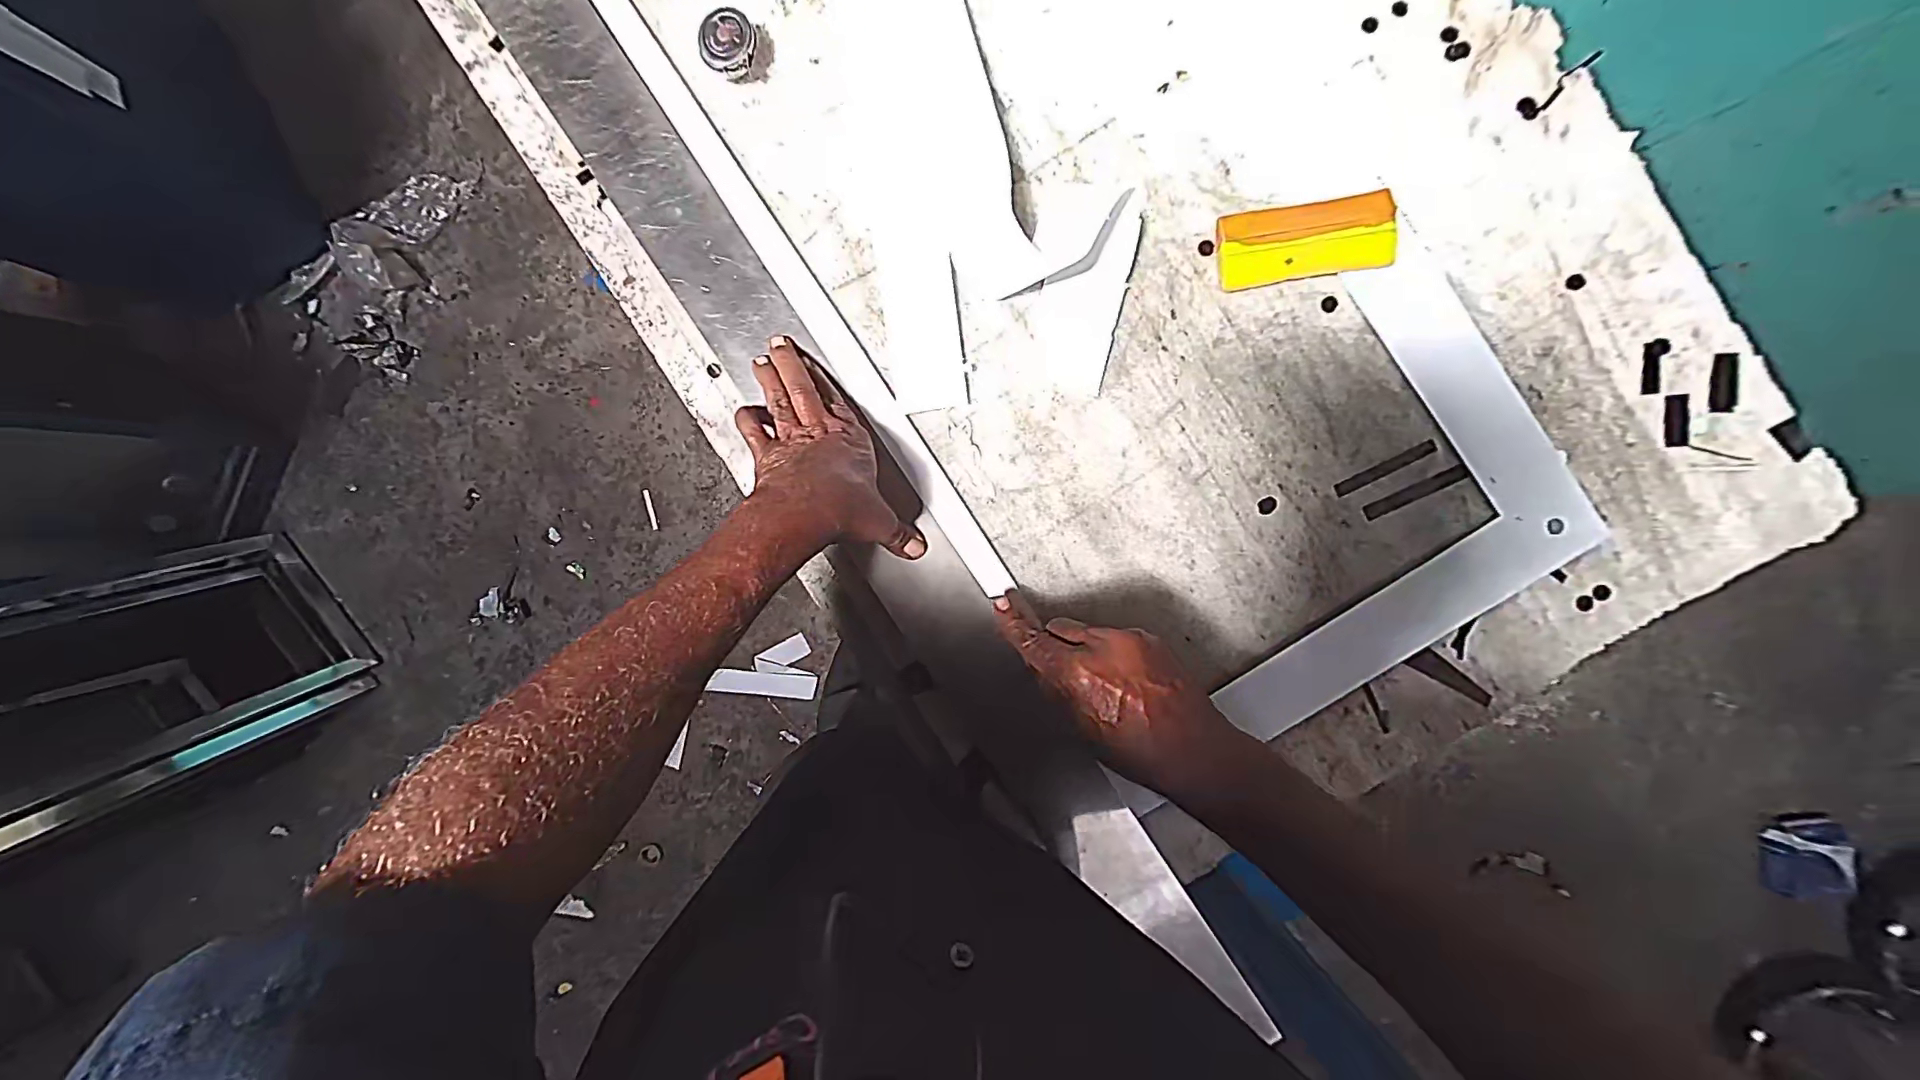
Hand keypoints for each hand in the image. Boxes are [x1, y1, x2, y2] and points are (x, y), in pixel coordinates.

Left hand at [735, 336, 925, 559]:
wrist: (804, 515)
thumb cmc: (840, 508)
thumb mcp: (879, 522)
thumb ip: (896, 531)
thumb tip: (914, 545)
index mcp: (848, 439)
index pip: (838, 402)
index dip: (827, 382)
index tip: (819, 367)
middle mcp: (818, 434)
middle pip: (803, 389)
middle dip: (792, 364)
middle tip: (781, 345)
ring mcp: (791, 441)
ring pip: (779, 400)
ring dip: (770, 379)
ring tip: (764, 362)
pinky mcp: (767, 456)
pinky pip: (754, 430)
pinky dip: (747, 417)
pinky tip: (744, 409)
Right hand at [991, 590, 1256, 796]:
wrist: (1194, 750)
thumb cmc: (1143, 751)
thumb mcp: (1082, 729)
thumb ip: (1057, 692)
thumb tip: (1042, 671)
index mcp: (1081, 674)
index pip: (1035, 641)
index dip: (1014, 624)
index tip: (1004, 608)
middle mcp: (1106, 648)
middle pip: (1061, 629)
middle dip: (1056, 647)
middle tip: (1064, 674)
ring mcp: (1131, 639)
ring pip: (1090, 632)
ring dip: (1088, 651)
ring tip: (1106, 687)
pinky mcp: (1150, 638)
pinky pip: (1117, 637)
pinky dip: (1114, 653)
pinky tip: (1126, 682)